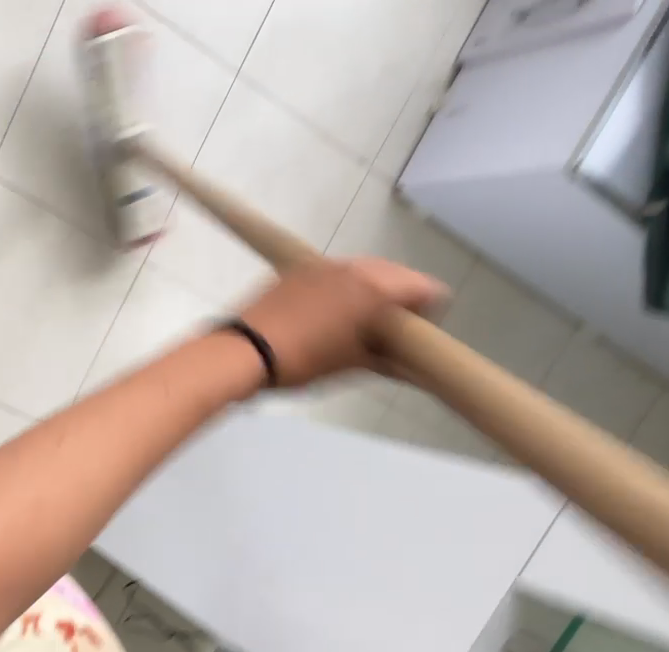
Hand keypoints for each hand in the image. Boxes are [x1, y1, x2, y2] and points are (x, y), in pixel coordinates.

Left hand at [234, 257, 447, 387]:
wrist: (240, 351)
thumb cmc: (299, 361)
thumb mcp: (348, 366)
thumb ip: (386, 362)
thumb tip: (413, 370)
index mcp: (375, 287)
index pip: (424, 288)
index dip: (429, 310)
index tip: (420, 331)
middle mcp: (353, 266)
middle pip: (393, 275)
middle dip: (399, 298)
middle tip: (392, 328)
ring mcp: (320, 264)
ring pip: (360, 271)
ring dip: (368, 291)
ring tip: (359, 321)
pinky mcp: (293, 270)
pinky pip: (330, 274)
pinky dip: (338, 289)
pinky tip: (326, 313)